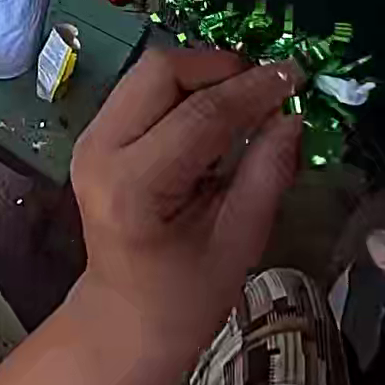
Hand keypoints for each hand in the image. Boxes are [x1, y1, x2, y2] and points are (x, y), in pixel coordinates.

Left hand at [69, 49, 303, 367]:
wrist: (122, 317)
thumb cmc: (185, 298)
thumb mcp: (239, 243)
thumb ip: (266, 172)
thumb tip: (292, 115)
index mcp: (133, 187)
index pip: (199, 115)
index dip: (252, 89)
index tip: (294, 73)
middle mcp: (100, 149)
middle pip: (161, 71)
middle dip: (219, 67)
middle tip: (265, 84)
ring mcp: (90, 137)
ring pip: (149, 70)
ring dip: (202, 71)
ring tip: (246, 93)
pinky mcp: (95, 132)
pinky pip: (143, 87)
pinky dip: (184, 85)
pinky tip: (215, 106)